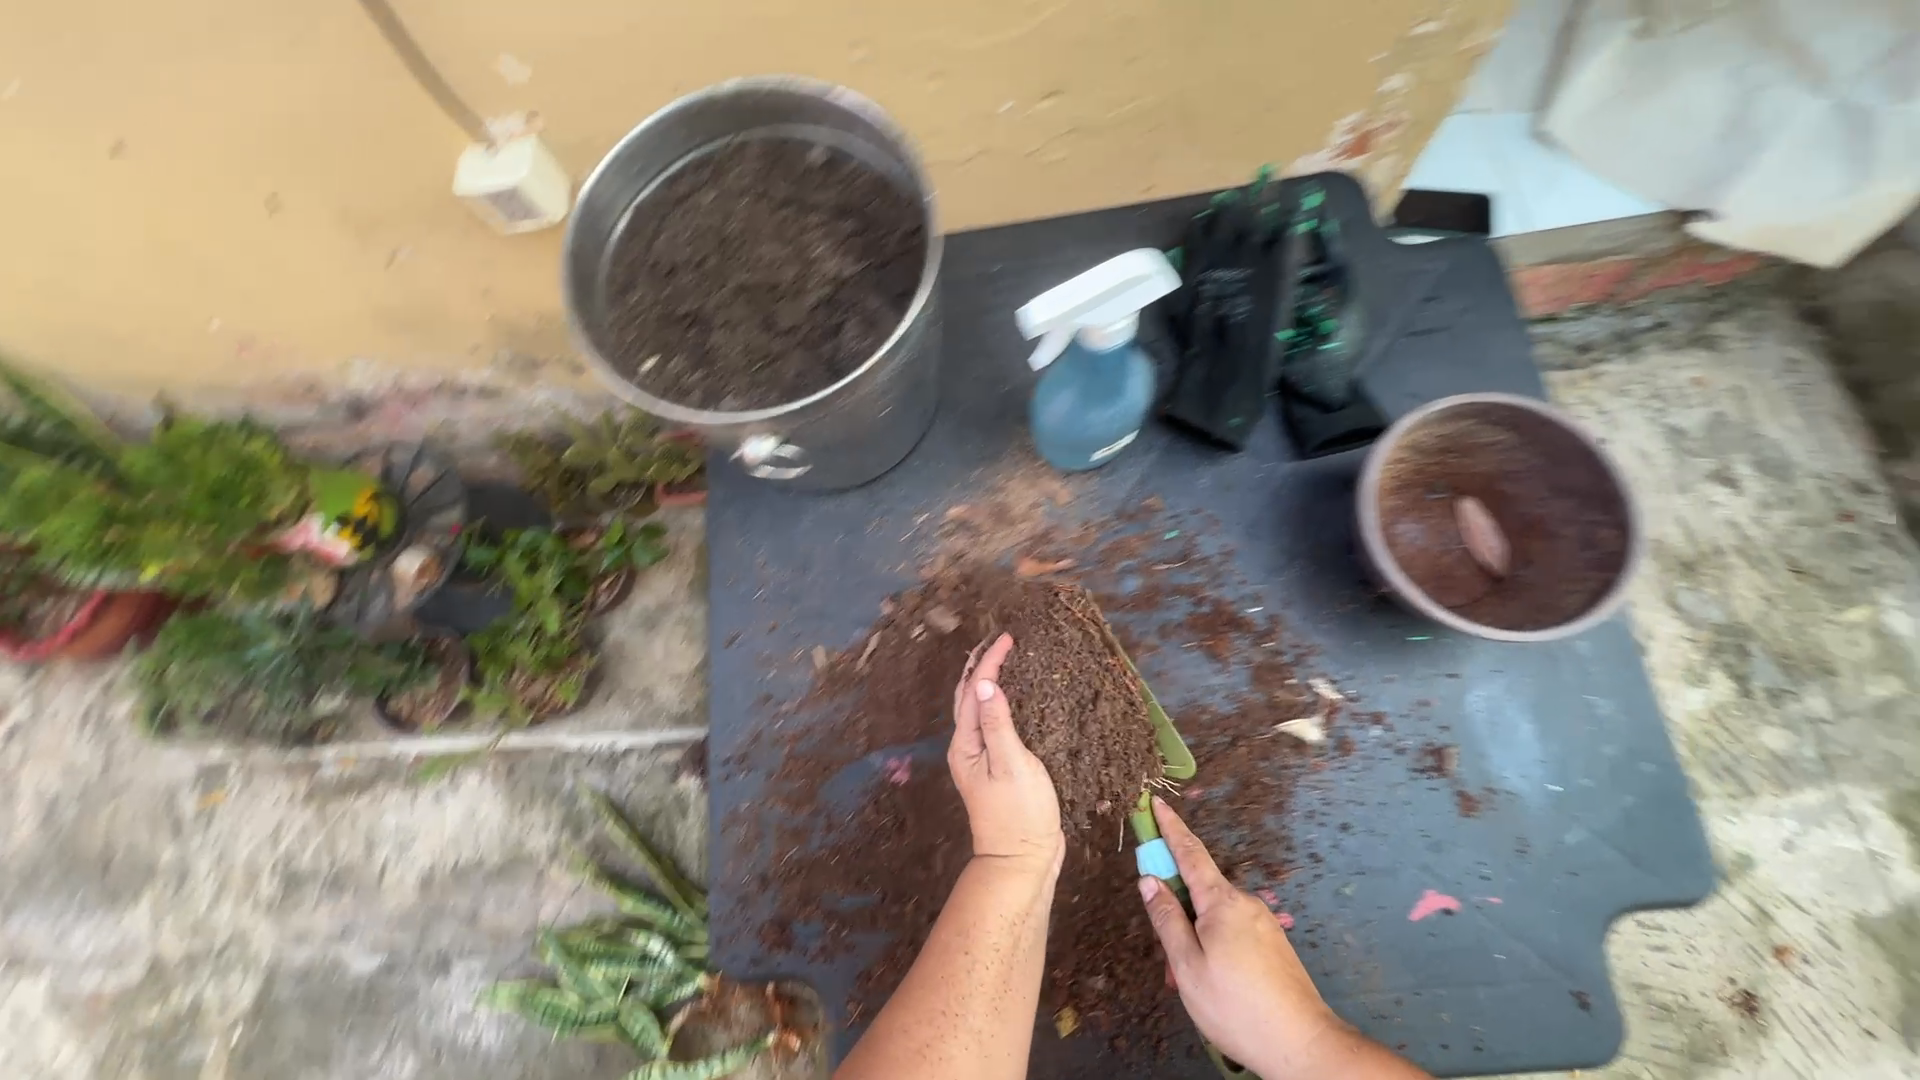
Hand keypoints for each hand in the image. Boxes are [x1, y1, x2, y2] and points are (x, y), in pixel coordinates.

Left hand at [948, 633, 1064, 871]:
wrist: (1023, 860)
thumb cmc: (1018, 814)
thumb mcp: (1011, 765)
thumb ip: (998, 724)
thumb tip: (985, 685)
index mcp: (966, 744)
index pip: (974, 692)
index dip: (989, 662)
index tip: (1007, 638)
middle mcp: (968, 748)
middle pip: (969, 698)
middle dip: (982, 667)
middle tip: (1000, 642)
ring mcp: (982, 758)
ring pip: (981, 710)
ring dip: (989, 683)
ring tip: (1005, 662)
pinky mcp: (999, 767)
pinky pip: (996, 724)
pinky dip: (1003, 704)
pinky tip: (1017, 701)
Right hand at [1138, 797, 1342, 1079]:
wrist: (1305, 1046)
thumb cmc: (1236, 1005)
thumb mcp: (1187, 965)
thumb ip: (1166, 919)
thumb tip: (1149, 879)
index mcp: (1221, 901)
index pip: (1189, 853)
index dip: (1170, 827)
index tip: (1156, 802)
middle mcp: (1245, 902)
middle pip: (1200, 891)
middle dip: (1178, 912)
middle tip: (1168, 959)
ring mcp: (1263, 923)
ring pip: (1216, 918)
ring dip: (1196, 938)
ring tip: (1192, 983)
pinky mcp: (1274, 945)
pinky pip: (1234, 933)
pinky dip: (1216, 948)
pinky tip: (1218, 985)